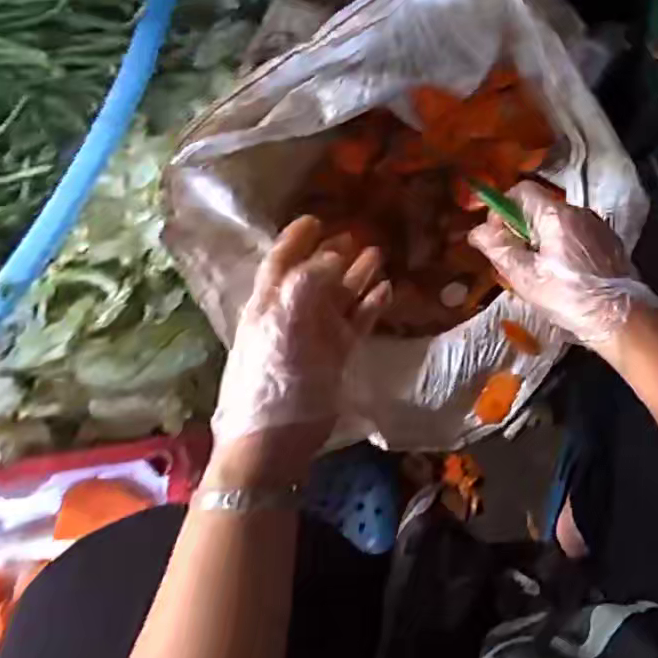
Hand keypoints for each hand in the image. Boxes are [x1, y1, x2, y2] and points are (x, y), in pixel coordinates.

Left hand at [210, 216, 390, 453]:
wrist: (275, 439)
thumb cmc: (274, 377)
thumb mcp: (283, 323)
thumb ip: (306, 283)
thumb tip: (332, 255)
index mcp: (271, 303)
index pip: (282, 261)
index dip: (296, 239)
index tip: (315, 218)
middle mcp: (294, 313)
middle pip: (316, 274)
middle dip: (333, 253)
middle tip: (356, 233)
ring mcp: (317, 334)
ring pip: (341, 295)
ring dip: (358, 274)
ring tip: (379, 253)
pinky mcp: (337, 354)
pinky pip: (357, 320)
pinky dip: (371, 304)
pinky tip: (386, 289)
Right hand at [467, 181, 657, 357]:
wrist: (625, 320)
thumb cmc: (571, 299)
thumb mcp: (527, 278)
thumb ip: (500, 250)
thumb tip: (477, 231)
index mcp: (557, 215)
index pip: (521, 191)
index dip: (502, 209)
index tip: (497, 237)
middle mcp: (579, 211)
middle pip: (539, 207)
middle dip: (520, 228)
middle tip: (514, 261)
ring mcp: (596, 225)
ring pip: (556, 222)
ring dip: (540, 239)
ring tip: (538, 272)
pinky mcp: (608, 240)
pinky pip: (575, 233)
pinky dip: (561, 245)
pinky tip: (562, 274)